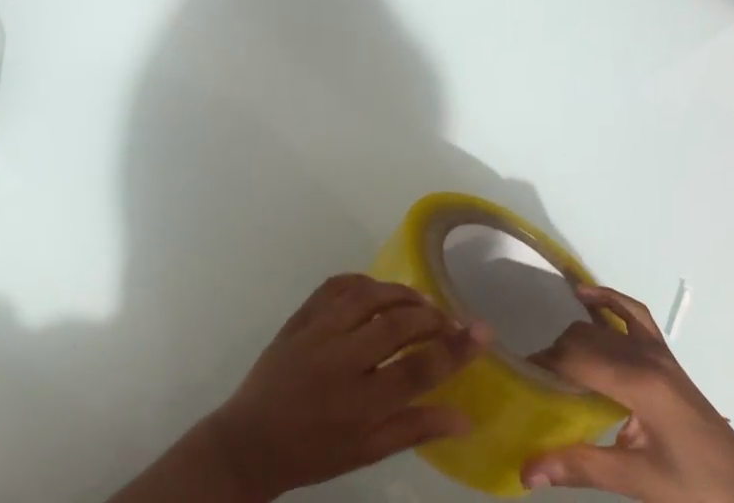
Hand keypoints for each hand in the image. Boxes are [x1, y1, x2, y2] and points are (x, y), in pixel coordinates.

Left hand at [201, 274, 487, 500]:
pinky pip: (332, 287)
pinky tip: (377, 289)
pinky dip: (359, 281)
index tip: (482, 331)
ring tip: (421, 301)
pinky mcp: (297, 319)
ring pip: (366, 297)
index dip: (456, 349)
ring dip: (399, 293)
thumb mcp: (367, 451)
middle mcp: (339, 360)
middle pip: (397, 325)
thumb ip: (414, 429)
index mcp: (361, 402)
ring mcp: (315, 334)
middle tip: (453, 319)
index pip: (419, 368)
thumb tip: (464, 418)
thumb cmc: (313, 452)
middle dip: (433, 317)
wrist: (251, 439)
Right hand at [523, 286, 733, 502]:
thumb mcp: (637, 480)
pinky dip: (609, 299)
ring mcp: (659, 354)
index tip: (519, 382)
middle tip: (537, 389)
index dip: (541, 366)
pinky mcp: (668, 359)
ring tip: (555, 369)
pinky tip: (584, 296)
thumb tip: (524, 471)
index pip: (573, 359)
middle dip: (553, 357)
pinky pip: (634, 314)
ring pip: (599, 327)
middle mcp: (646, 357)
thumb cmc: (695, 489)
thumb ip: (579, 467)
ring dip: (573, 339)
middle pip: (582, 339)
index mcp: (639, 384)